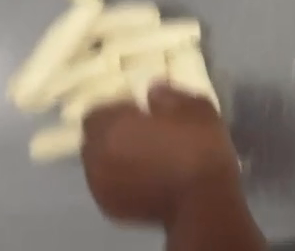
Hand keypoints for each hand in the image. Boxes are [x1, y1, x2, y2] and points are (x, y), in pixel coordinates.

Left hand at [81, 86, 242, 227]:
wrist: (200, 195)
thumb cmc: (200, 143)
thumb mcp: (196, 107)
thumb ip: (169, 95)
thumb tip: (152, 88)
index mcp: (115, 128)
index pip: (95, 112)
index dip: (115, 108)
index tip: (136, 106)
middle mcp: (97, 157)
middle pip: (94, 139)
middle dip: (112, 132)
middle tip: (140, 128)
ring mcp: (99, 185)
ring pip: (99, 163)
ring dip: (115, 155)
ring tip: (145, 153)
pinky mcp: (108, 206)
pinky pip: (108, 183)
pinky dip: (121, 176)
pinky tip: (146, 174)